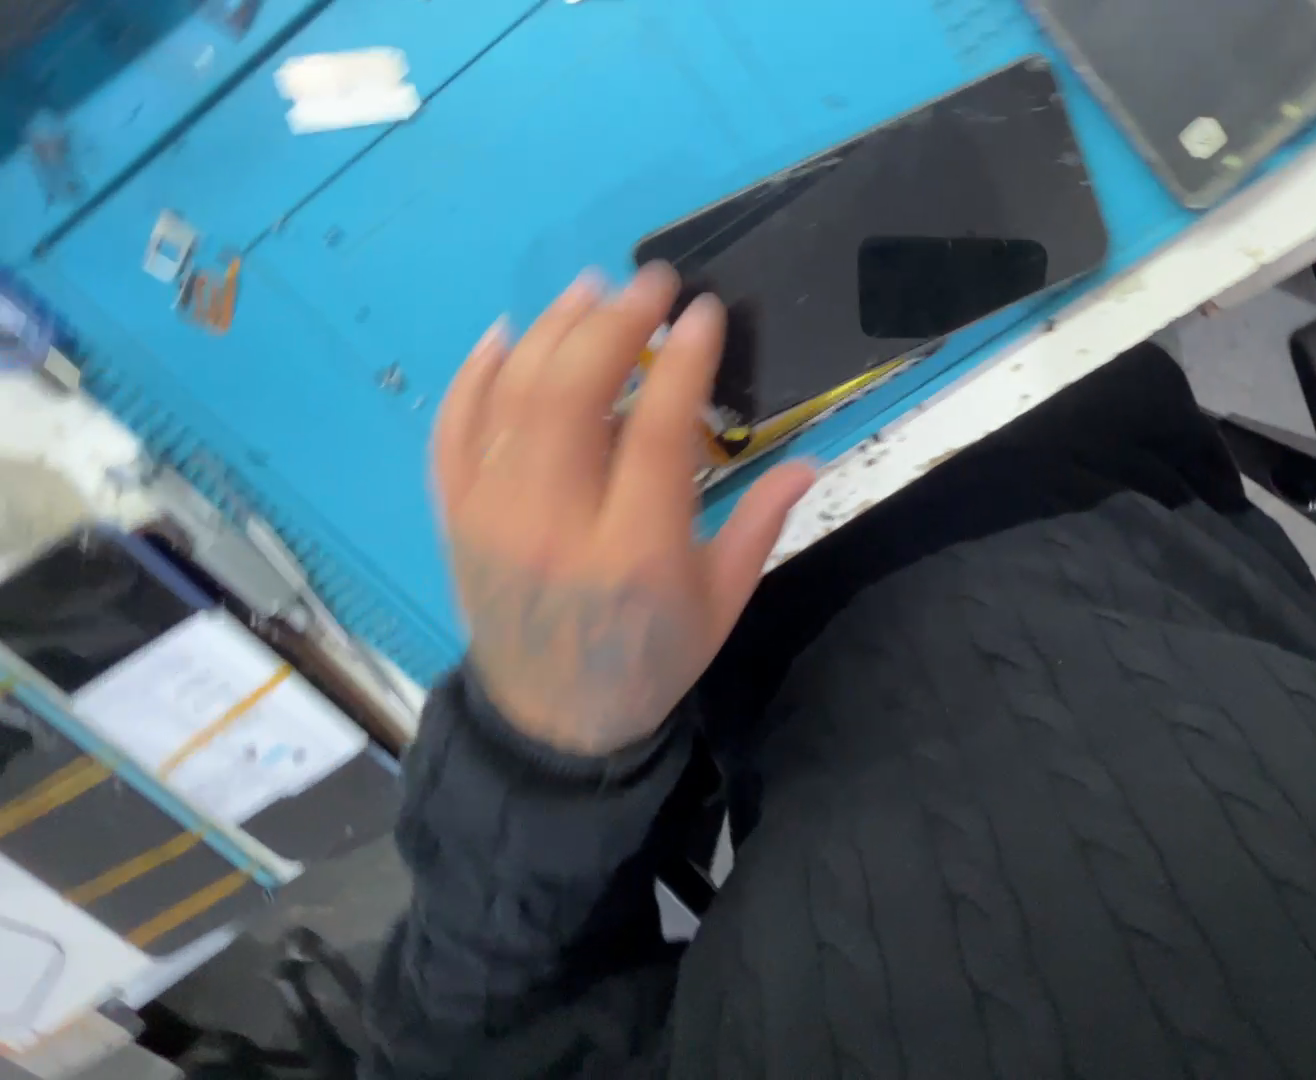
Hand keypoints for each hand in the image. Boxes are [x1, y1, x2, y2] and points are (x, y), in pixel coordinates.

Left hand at [431, 263, 815, 754]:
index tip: (704, 312)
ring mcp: (492, 515)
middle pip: (572, 393)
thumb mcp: (724, 601)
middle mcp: (555, 523)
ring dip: (552, 330)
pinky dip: (476, 373)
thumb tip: (809, 460)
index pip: (658, 430)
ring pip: (511, 396)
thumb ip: (762, 524)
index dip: (684, 360)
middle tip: (651, 282)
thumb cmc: (653, 659)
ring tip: (592, 290)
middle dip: (615, 323)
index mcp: (637, 551)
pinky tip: (506, 335)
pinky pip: (454, 428)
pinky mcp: (457, 516)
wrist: (554, 720)